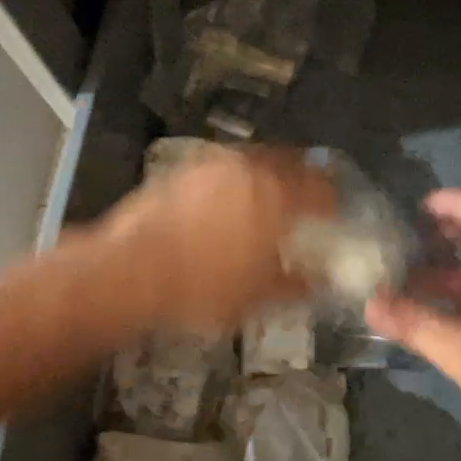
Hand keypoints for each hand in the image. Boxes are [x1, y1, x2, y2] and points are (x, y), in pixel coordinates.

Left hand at [92, 147, 335, 332]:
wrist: (126, 273)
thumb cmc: (200, 289)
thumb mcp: (258, 297)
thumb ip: (297, 283)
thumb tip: (319, 278)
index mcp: (277, 194)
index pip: (323, 189)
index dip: (333, 205)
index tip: (335, 220)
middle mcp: (249, 167)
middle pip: (291, 164)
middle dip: (303, 184)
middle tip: (305, 207)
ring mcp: (213, 164)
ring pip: (256, 163)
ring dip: (269, 179)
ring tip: (266, 207)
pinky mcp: (183, 169)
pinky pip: (224, 170)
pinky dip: (236, 183)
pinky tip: (226, 209)